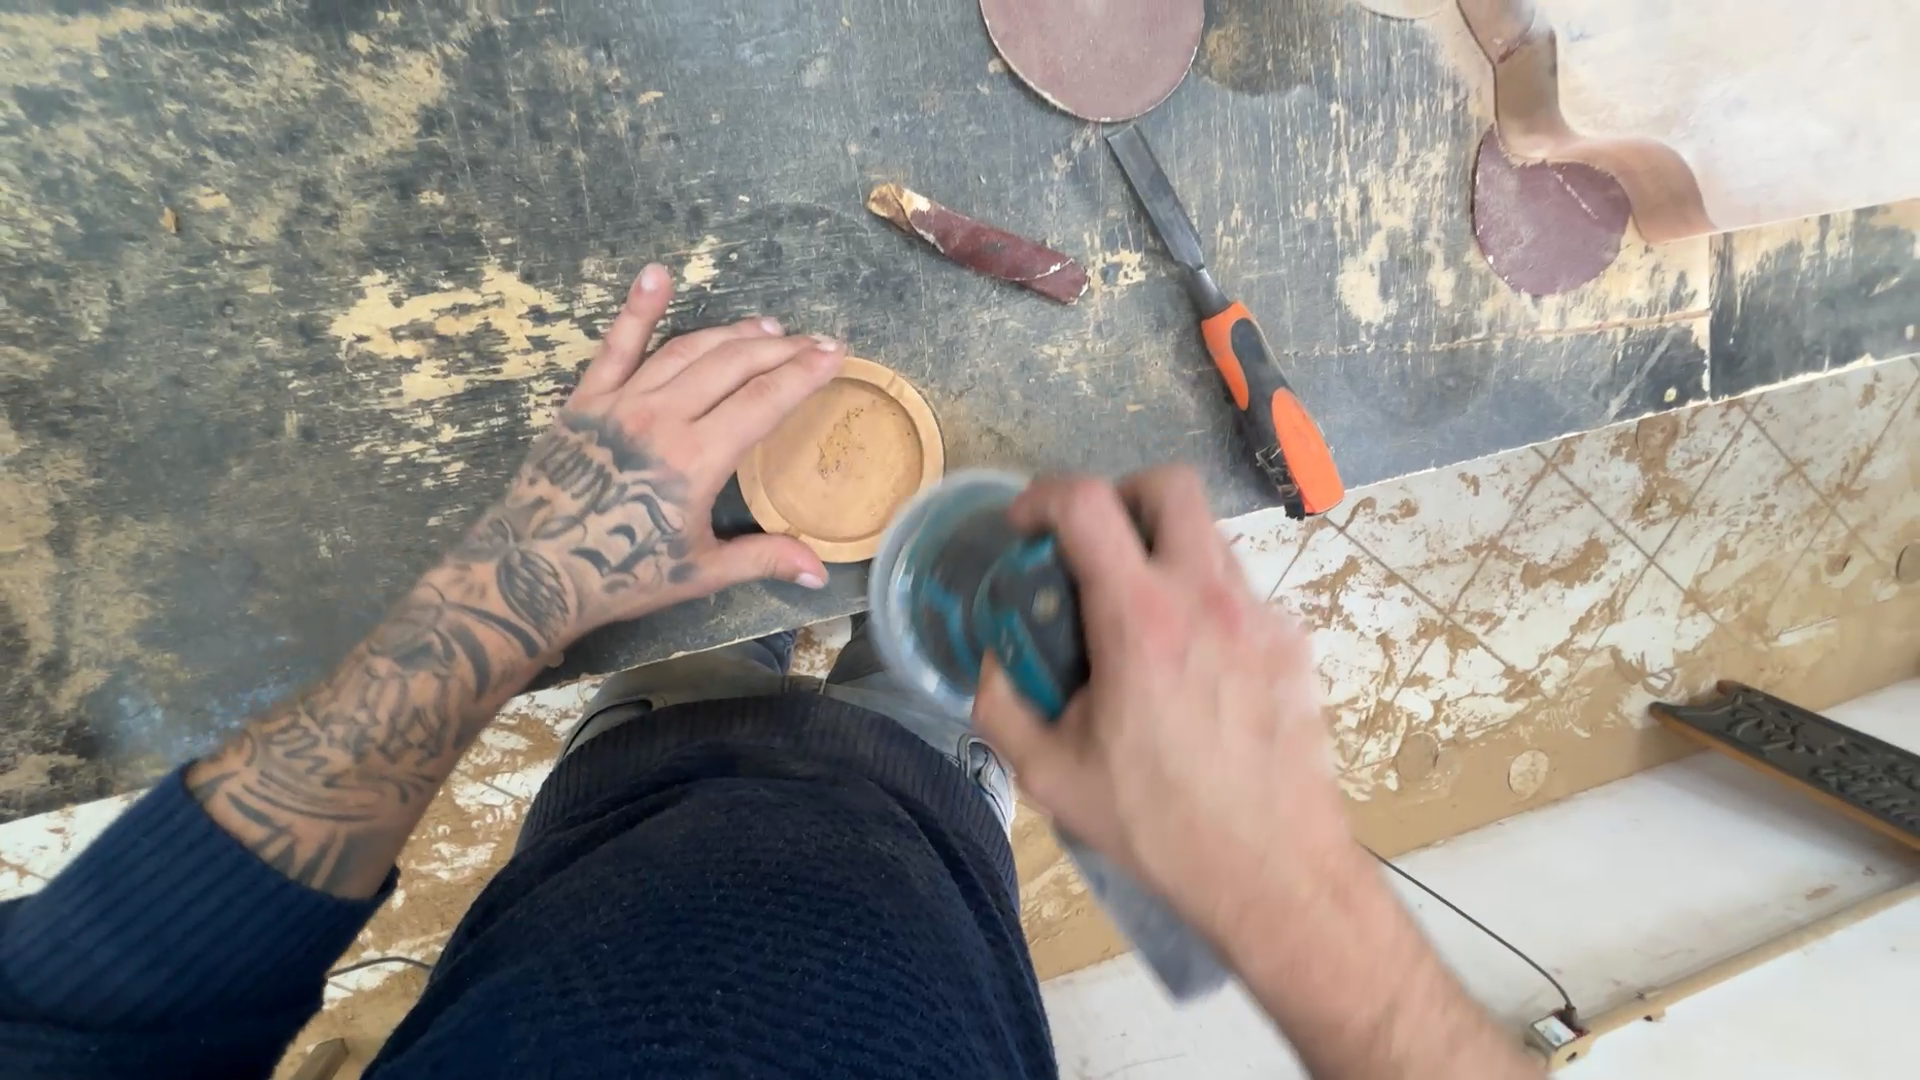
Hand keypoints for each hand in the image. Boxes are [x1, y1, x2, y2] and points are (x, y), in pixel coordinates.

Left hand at [452, 263, 844, 652]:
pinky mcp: (586, 398)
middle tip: (815, 341)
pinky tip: (657, 275)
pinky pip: (617, 345)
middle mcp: (663, 416)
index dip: (804, 374)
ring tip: (768, 327)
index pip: (764, 400)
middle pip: (733, 365)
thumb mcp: (702, 572)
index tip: (835, 353)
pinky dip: (638, 308)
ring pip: (688, 349)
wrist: (531, 572)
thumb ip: (764, 559)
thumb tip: (821, 573)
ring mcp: (621, 401)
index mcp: (697, 458)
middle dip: (782, 349)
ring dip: (732, 334)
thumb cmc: (622, 574)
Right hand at [971, 467, 1350, 941]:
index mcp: (1140, 621)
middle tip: (1092, 545)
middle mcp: (1207, 598)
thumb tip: (993, 662)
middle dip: (1120, 495)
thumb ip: (1000, 706)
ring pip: (1208, 536)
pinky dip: (1201, 600)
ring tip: (1140, 615)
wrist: (1278, 877)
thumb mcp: (1050, 775)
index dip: (1043, 495)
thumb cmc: (1158, 825)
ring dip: (1162, 551)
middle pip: (1169, 486)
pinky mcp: (1294, 644)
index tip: (1024, 525)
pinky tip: (1192, 665)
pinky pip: (1239, 591)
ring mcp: (1262, 616)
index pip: (1087, 505)